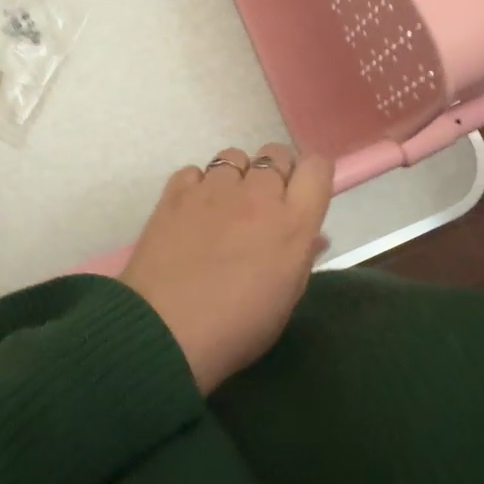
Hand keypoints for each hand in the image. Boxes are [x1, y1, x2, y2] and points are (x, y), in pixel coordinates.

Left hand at [119, 144, 331, 393]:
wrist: (166, 330)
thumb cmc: (237, 327)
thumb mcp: (284, 300)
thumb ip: (301, 258)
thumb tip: (312, 236)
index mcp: (293, 222)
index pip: (316, 168)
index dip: (310, 176)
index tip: (301, 193)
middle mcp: (257, 194)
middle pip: (274, 153)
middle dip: (274, 171)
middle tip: (262, 204)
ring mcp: (214, 188)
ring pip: (233, 157)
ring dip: (235, 176)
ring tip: (224, 207)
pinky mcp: (176, 191)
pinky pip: (194, 171)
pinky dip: (196, 186)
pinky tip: (191, 213)